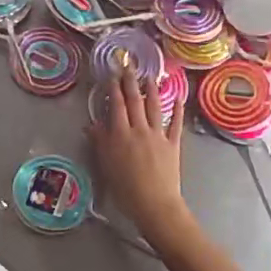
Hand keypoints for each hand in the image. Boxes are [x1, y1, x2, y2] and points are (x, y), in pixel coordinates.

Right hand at [89, 65, 190, 241]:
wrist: (154, 203)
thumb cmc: (125, 189)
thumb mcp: (106, 166)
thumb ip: (100, 143)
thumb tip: (92, 124)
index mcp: (120, 135)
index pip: (116, 105)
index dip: (113, 89)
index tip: (112, 76)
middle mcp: (139, 129)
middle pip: (134, 101)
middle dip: (131, 83)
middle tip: (129, 67)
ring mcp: (158, 135)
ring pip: (154, 107)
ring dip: (151, 90)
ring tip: (150, 77)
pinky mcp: (173, 144)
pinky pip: (175, 123)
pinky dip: (177, 109)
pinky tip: (178, 97)